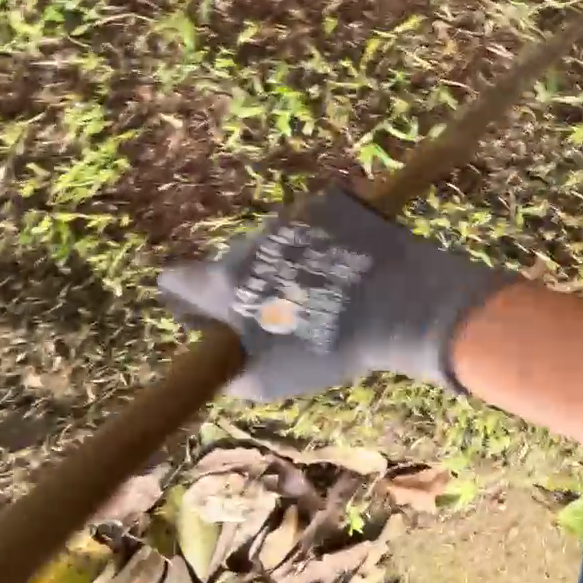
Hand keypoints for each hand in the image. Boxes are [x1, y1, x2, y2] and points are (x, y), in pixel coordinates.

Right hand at [158, 184, 516, 400]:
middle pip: (234, 258)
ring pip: (278, 239)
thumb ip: (229, 369)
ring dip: (289, 257)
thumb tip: (225, 359)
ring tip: (323, 284)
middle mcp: (255, 239)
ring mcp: (298, 214)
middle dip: (248, 280)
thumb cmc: (331, 348)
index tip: (215, 317)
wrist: (403, 302)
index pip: (178, 279)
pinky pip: (316, 221)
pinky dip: (325, 237)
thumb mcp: (267, 381)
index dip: (191, 301)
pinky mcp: (337, 201)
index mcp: (225, 279)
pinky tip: (347, 259)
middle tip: (283, 305)